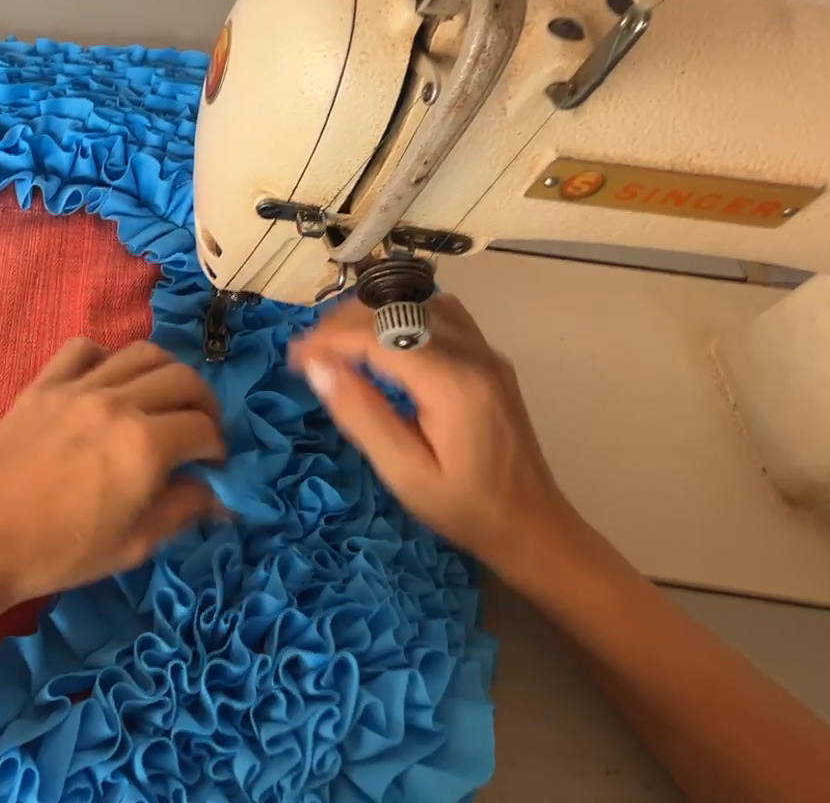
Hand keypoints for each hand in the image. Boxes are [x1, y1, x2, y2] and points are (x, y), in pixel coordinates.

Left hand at [0, 339, 227, 610]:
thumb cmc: (60, 552)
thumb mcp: (133, 545)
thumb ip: (182, 510)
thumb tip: (219, 495)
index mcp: (144, 446)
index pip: (204, 428)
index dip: (218, 448)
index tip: (213, 466)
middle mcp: (117, 404)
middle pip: (183, 379)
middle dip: (205, 405)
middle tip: (200, 430)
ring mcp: (77, 387)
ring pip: (141, 353)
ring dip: (166, 373)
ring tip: (164, 400)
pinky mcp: (44, 384)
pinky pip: (83, 348)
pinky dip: (107, 356)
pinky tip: (108, 382)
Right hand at [288, 293, 584, 578]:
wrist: (534, 527)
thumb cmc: (465, 510)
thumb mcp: (403, 473)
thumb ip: (360, 414)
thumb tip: (316, 366)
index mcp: (453, 385)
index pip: (377, 335)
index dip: (328, 339)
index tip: (294, 359)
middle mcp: (473, 355)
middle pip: (396, 309)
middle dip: (342, 323)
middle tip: (309, 354)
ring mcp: (485, 352)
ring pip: (416, 302)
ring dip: (369, 315)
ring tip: (336, 344)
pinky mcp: (487, 357)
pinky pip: (436, 314)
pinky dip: (397, 317)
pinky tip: (379, 344)